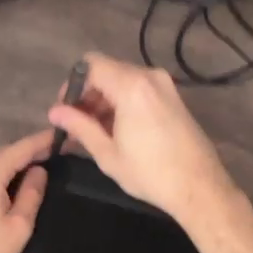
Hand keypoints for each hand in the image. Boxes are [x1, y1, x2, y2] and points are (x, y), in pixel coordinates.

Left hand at [0, 129, 54, 252]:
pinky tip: (19, 178)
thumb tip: (40, 171)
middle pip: (8, 151)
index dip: (44, 141)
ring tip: (43, 163)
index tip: (64, 136)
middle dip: (31, 149)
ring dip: (18, 159)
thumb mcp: (19, 225)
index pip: (21, 148)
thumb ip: (32, 194)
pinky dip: (5, 169)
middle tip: (58, 151)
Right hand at [47, 53, 239, 229]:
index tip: (65, 111)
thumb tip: (54, 112)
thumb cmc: (149, 173)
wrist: (198, 187)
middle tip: (77, 125)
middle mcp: (149, 77)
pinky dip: (123, 103)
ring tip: (95, 132)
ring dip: (105, 100)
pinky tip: (118, 131)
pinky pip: (139, 90)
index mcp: (131, 86)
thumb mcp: (107, 153)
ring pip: (123, 81)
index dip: (72, 85)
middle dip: (88, 95)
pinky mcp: (173, 98)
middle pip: (107, 71)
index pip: (91, 65)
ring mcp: (165, 86)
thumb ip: (79, 126)